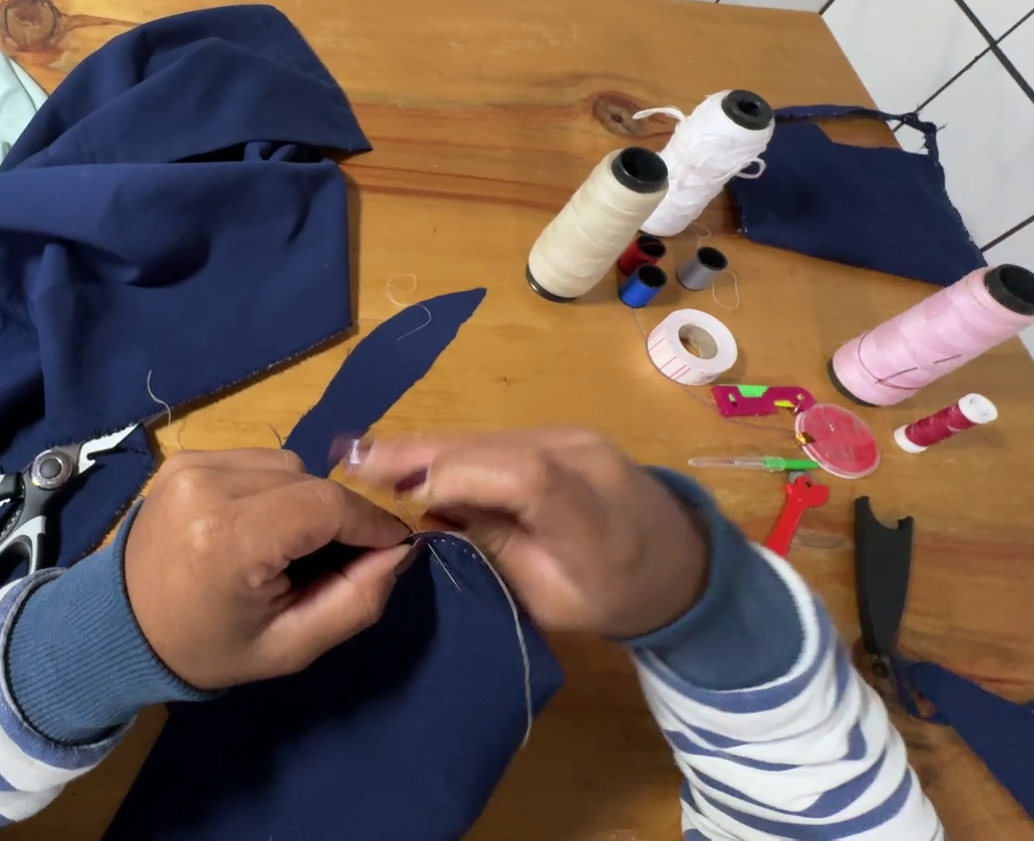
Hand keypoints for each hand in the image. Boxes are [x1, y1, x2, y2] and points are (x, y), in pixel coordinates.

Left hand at [123, 448, 412, 689]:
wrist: (121, 624)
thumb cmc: (208, 645)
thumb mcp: (291, 645)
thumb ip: (356, 600)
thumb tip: (399, 548)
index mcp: (229, 538)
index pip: (326, 505)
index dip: (369, 523)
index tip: (393, 543)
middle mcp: (207, 485)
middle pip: (309, 482)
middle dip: (336, 518)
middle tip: (330, 560)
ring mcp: (191, 464)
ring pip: (287, 465)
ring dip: (302, 499)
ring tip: (283, 543)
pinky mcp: (183, 456)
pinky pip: (256, 460)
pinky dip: (271, 487)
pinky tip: (254, 521)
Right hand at [349, 429, 707, 638]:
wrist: (681, 561)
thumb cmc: (616, 597)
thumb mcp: (551, 600)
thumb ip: (492, 551)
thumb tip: (428, 514)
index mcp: (593, 516)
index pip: (526, 477)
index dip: (460, 478)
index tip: (406, 499)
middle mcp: (580, 457)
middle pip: (489, 446)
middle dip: (417, 454)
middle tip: (353, 458)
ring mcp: (569, 436)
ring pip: (480, 437)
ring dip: (422, 448)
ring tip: (364, 454)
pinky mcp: (556, 432)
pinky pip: (491, 439)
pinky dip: (447, 450)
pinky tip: (407, 456)